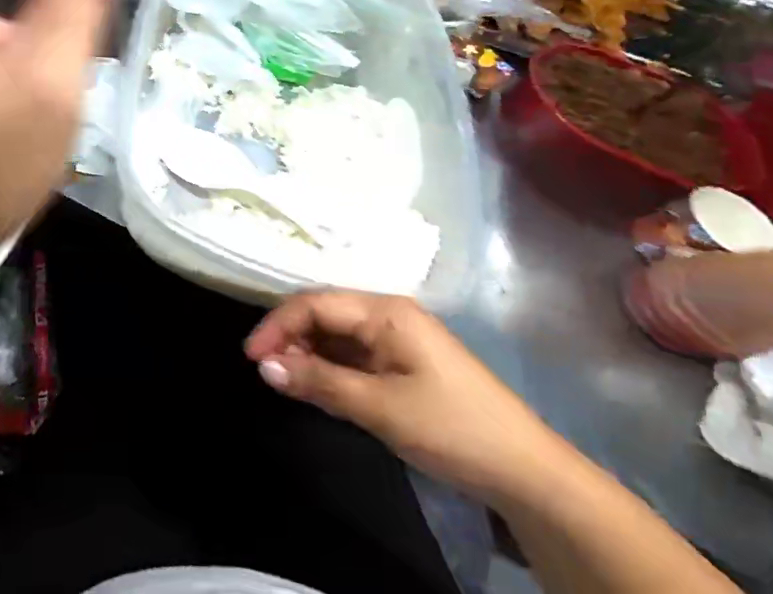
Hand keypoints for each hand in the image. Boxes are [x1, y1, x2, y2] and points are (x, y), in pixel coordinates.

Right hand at [246, 289, 564, 498]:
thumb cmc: (449, 427)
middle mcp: (389, 315)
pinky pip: (353, 356)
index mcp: (386, 311)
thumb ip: (320, 382)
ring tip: (282, 381)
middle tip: (264, 372)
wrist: (522, 469)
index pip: (317, 302)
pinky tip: (313, 386)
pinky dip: (328, 369)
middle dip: (290, 337)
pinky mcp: (403, 365)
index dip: (279, 324)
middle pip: (325, 313)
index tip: (250, 358)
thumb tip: (265, 366)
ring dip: (307, 354)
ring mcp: (398, 340)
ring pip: (337, 335)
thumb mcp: (379, 407)